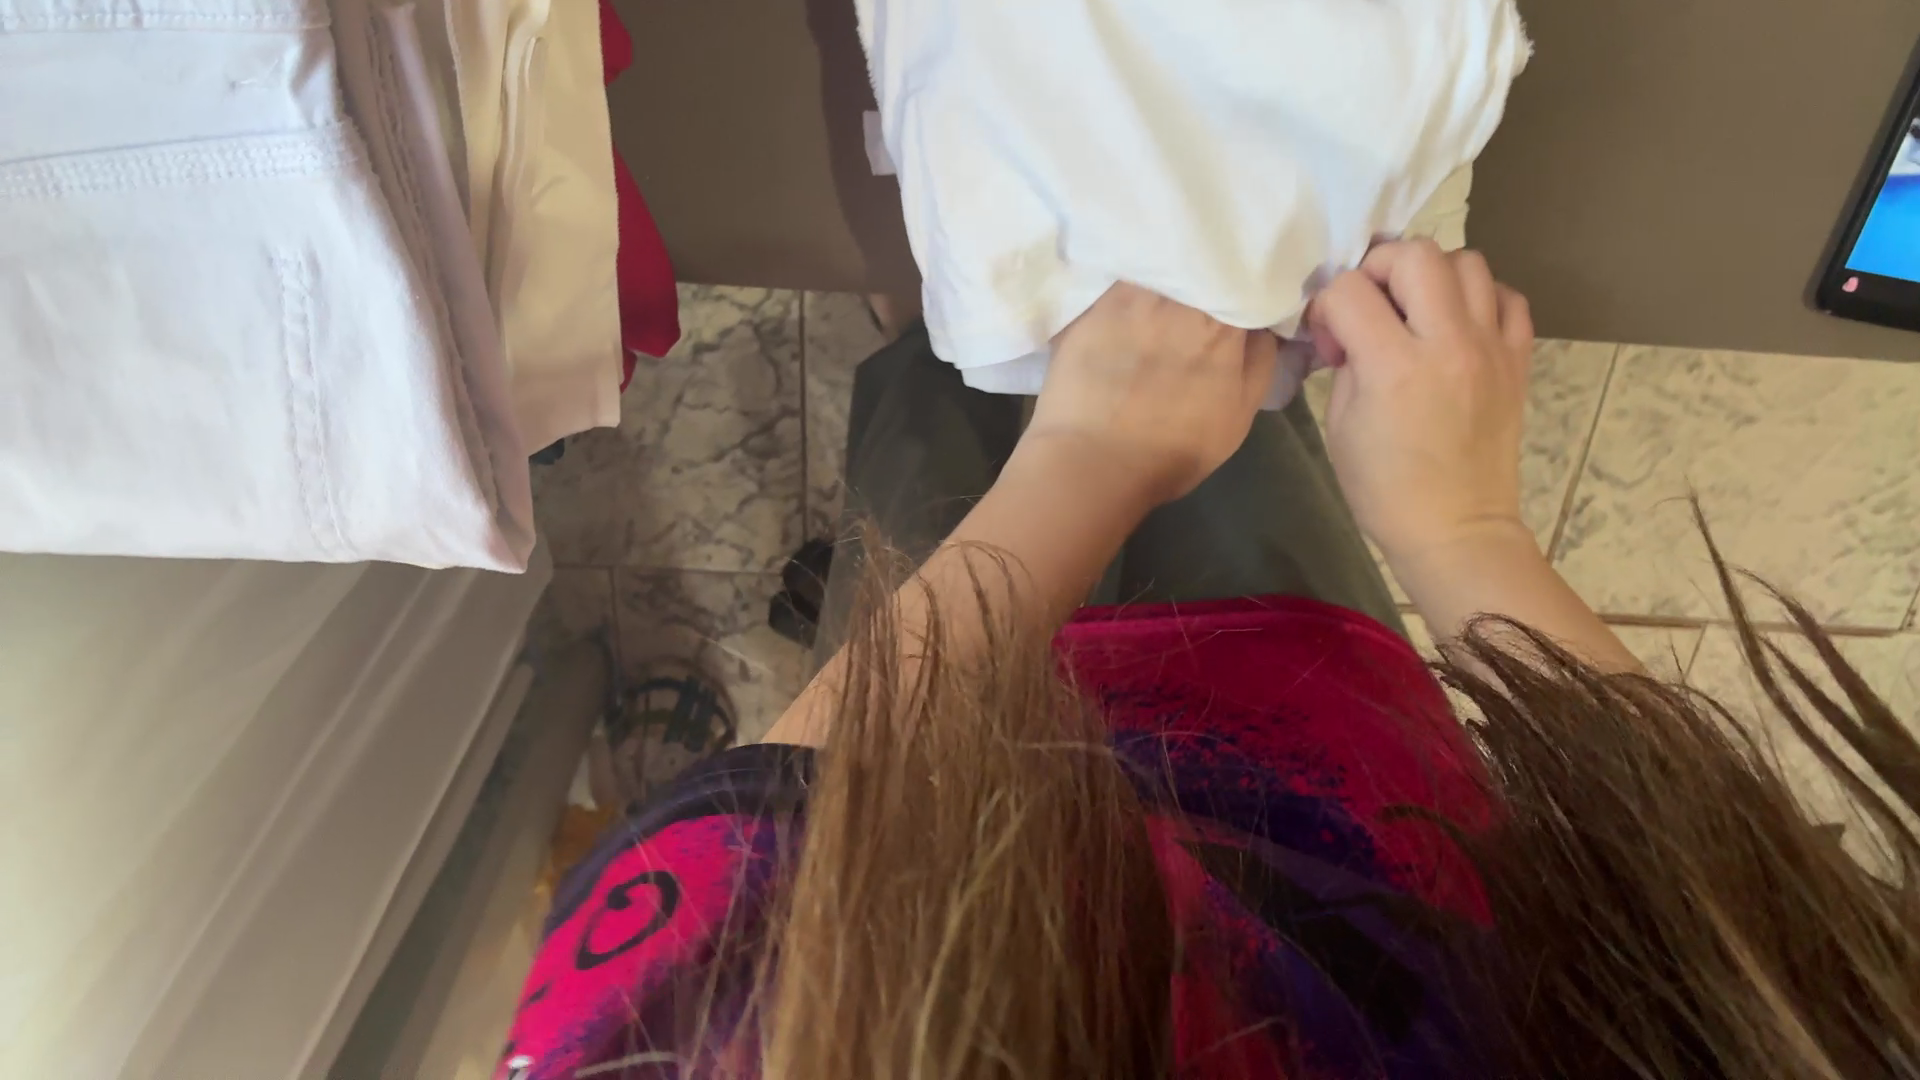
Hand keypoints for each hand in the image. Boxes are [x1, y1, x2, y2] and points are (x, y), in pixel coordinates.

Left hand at [1020, 283, 1277, 508]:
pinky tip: (1127, 294)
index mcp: (1220, 317)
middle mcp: (1175, 294)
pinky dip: (1127, 279)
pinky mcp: (1087, 307)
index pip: (1245, 274)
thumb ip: (1260, 357)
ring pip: (1157, 265)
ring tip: (1166, 279)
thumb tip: (1265, 320)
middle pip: (1201, 260)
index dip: (1246, 276)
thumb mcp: (1239, 412)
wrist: (1093, 464)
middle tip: (1207, 276)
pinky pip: (1115, 278)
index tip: (1245, 283)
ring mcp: (1126, 297)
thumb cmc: (1174, 448)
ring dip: (1168, 266)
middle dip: (1209, 261)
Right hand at [1306, 240, 1534, 563]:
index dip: (1326, 304)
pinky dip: (1477, 298)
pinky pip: (1506, 297)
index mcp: (1392, 366)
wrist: (1453, 526)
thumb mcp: (1340, 424)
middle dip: (1378, 267)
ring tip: (1414, 312)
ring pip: (1468, 262)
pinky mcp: (1518, 358)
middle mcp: (1448, 342)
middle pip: (1416, 255)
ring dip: (1430, 276)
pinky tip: (1455, 326)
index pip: (1348, 292)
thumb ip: (1349, 363)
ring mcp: (1491, 347)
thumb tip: (1353, 332)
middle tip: (1368, 303)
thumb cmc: (1381, 486)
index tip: (1327, 335)